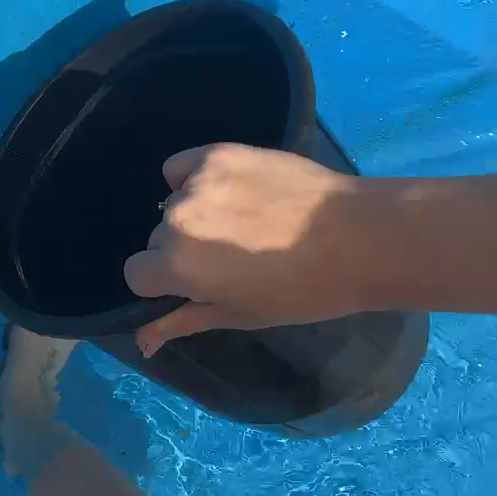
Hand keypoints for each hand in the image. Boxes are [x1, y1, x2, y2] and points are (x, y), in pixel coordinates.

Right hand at [123, 143, 376, 356]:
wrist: (360, 237)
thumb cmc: (304, 290)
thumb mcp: (242, 314)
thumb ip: (183, 321)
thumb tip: (141, 342)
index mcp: (176, 265)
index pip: (136, 273)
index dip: (164, 282)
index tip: (199, 284)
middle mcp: (174, 220)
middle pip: (159, 238)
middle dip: (183, 248)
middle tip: (232, 255)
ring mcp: (194, 183)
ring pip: (174, 204)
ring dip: (195, 214)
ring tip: (243, 220)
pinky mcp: (213, 153)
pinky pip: (181, 168)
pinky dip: (195, 178)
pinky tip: (231, 188)